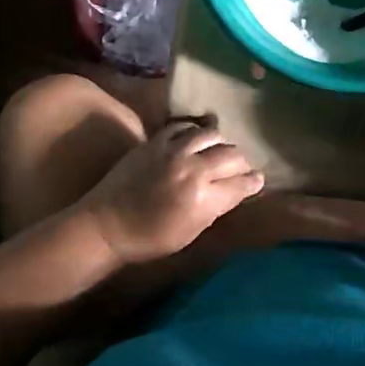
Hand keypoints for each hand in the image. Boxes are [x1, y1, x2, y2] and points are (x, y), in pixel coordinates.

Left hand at [76, 121, 264, 262]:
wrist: (107, 224)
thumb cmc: (150, 238)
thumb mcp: (190, 232)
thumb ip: (215, 208)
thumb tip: (233, 191)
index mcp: (205, 199)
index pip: (242, 184)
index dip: (254, 183)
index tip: (258, 180)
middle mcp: (194, 169)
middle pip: (232, 155)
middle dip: (241, 162)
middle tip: (240, 167)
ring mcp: (173, 151)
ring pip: (211, 134)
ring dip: (220, 142)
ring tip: (218, 149)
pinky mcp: (155, 141)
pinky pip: (182, 127)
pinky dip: (193, 132)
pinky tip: (194, 139)